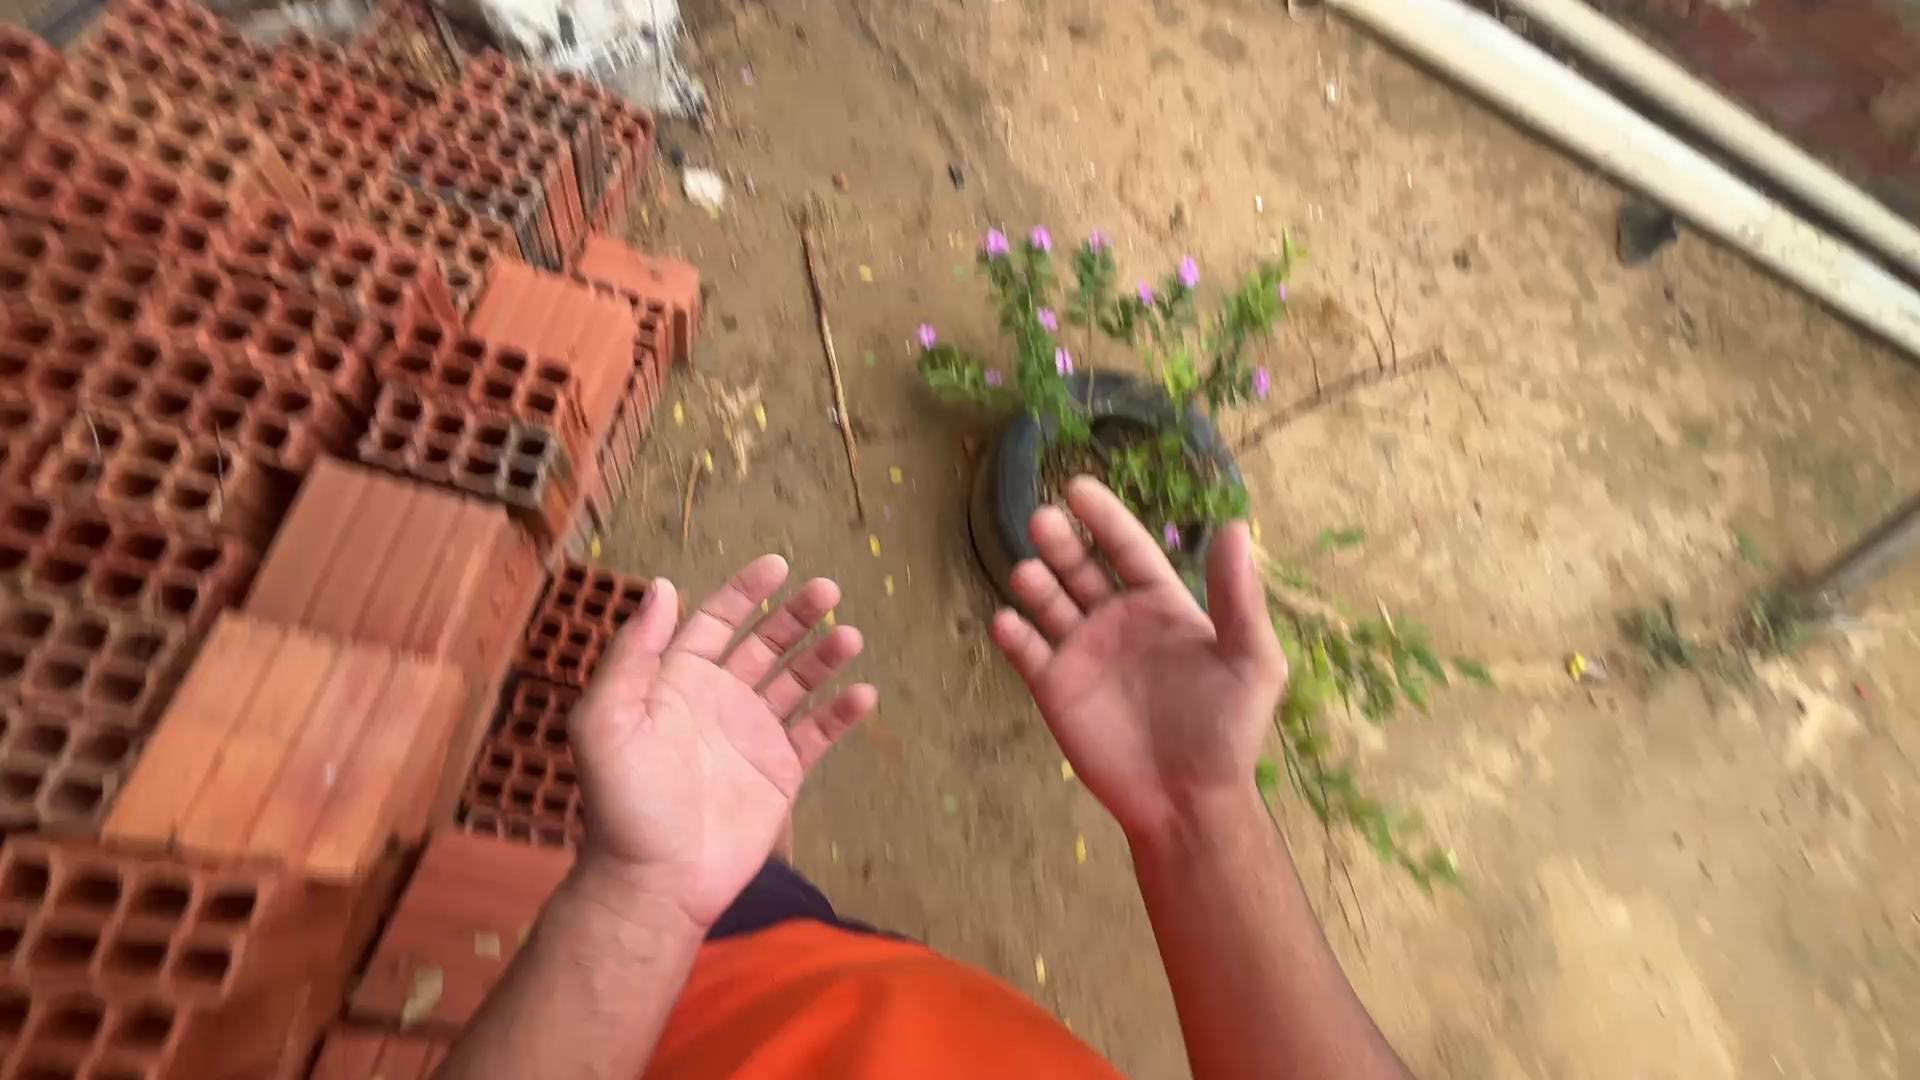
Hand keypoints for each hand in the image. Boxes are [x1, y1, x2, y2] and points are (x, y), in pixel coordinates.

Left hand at [567, 556, 876, 927]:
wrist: (657, 880)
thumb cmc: (626, 800)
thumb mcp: (607, 722)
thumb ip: (632, 655)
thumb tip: (663, 588)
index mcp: (679, 681)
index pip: (717, 622)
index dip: (745, 592)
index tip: (777, 565)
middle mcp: (722, 699)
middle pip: (768, 643)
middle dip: (797, 615)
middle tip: (828, 590)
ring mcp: (755, 733)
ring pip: (798, 682)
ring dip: (825, 657)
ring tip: (851, 636)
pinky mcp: (782, 770)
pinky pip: (818, 733)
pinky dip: (841, 713)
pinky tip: (863, 694)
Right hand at [989, 477, 1286, 843]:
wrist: (1187, 801)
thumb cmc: (1225, 732)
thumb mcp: (1249, 661)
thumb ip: (1239, 598)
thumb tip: (1235, 526)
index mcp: (1160, 606)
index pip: (1127, 549)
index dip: (1105, 519)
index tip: (1078, 488)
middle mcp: (1115, 620)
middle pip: (1079, 568)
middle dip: (1060, 542)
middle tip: (1041, 520)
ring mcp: (1081, 651)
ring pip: (1049, 603)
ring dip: (1034, 583)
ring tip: (1027, 573)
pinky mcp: (1054, 686)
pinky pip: (1026, 652)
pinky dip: (1012, 635)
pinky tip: (1005, 622)